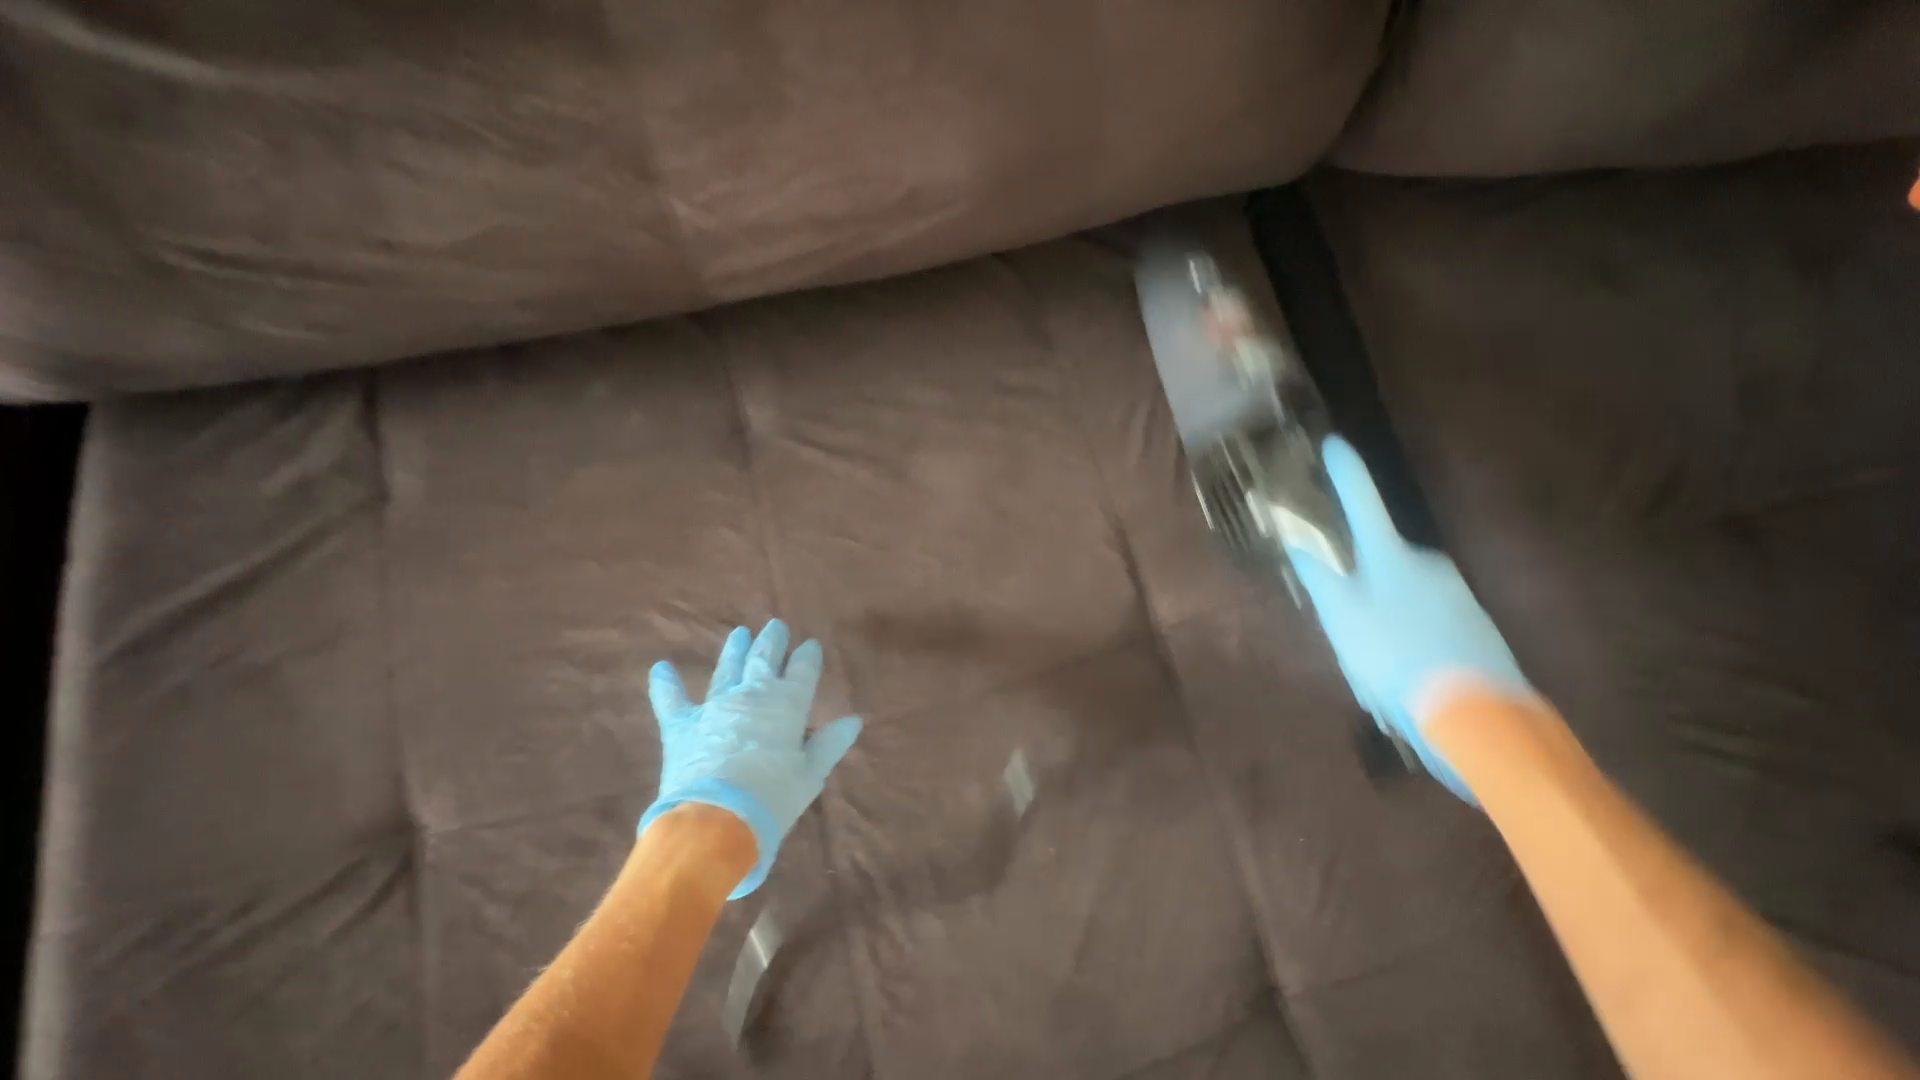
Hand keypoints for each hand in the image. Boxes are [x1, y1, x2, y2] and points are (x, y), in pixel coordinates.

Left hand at [639, 620, 861, 897]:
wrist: (717, 819)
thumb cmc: (774, 798)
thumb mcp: (810, 774)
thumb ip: (829, 744)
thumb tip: (853, 720)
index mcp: (788, 704)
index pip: (803, 671)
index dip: (808, 656)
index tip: (811, 645)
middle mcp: (751, 695)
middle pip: (764, 659)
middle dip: (772, 641)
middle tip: (775, 625)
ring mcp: (714, 706)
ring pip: (726, 669)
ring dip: (734, 650)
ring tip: (739, 633)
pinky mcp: (682, 725)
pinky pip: (671, 699)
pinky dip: (665, 684)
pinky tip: (660, 667)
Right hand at [1286, 437, 1533, 801]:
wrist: (1474, 713)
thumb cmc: (1393, 656)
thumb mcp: (1341, 619)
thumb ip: (1319, 578)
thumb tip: (1297, 543)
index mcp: (1390, 555)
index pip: (1362, 502)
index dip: (1346, 473)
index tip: (1335, 442)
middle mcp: (1428, 563)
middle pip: (1382, 558)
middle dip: (1361, 582)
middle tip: (1344, 624)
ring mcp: (1456, 593)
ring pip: (1404, 595)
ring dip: (1384, 619)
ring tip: (1372, 668)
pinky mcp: (1474, 626)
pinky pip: (1427, 622)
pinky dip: (1408, 639)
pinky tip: (1401, 675)